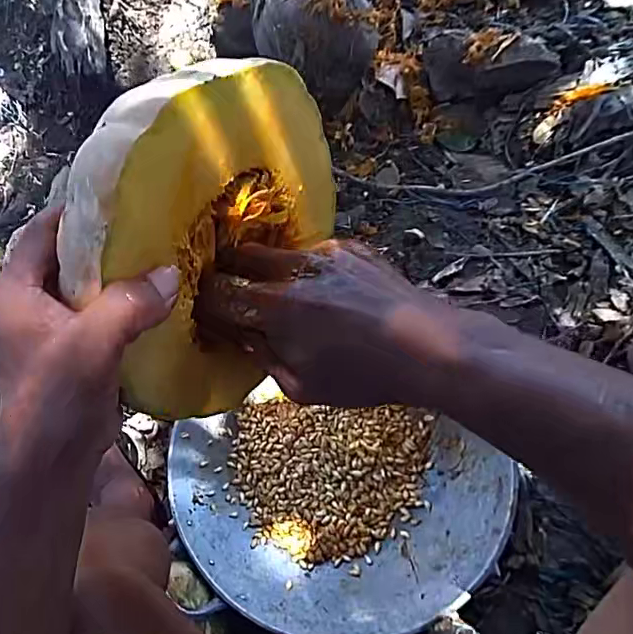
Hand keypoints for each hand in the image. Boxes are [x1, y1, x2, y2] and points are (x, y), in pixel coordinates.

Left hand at [0, 206, 179, 464]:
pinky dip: (123, 305)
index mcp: (15, 292)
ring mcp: (49, 330)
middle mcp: (27, 305)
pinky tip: (154, 301)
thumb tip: (171, 273)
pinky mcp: (72, 352)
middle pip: (65, 259)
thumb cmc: (57, 397)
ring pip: (85, 289)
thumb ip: (131, 303)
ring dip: (117, 277)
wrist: (52, 462)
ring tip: (157, 260)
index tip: (116, 199)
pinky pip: (98, 315)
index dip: (73, 212)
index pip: (40, 234)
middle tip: (147, 228)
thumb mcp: (93, 342)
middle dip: (103, 244)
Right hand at [196, 240, 459, 407]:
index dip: (204, 302)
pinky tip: (319, 291)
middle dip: (226, 272)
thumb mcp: (302, 387)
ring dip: (262, 267)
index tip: (202, 309)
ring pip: (273, 249)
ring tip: (274, 291)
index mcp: (277, 309)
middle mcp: (295, 271)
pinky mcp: (350, 247)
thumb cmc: (365, 378)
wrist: (430, 347)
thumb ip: (261, 356)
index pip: (219, 294)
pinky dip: (301, 268)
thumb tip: (238, 335)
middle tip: (228, 292)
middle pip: (238, 255)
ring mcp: (325, 253)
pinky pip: (310, 251)